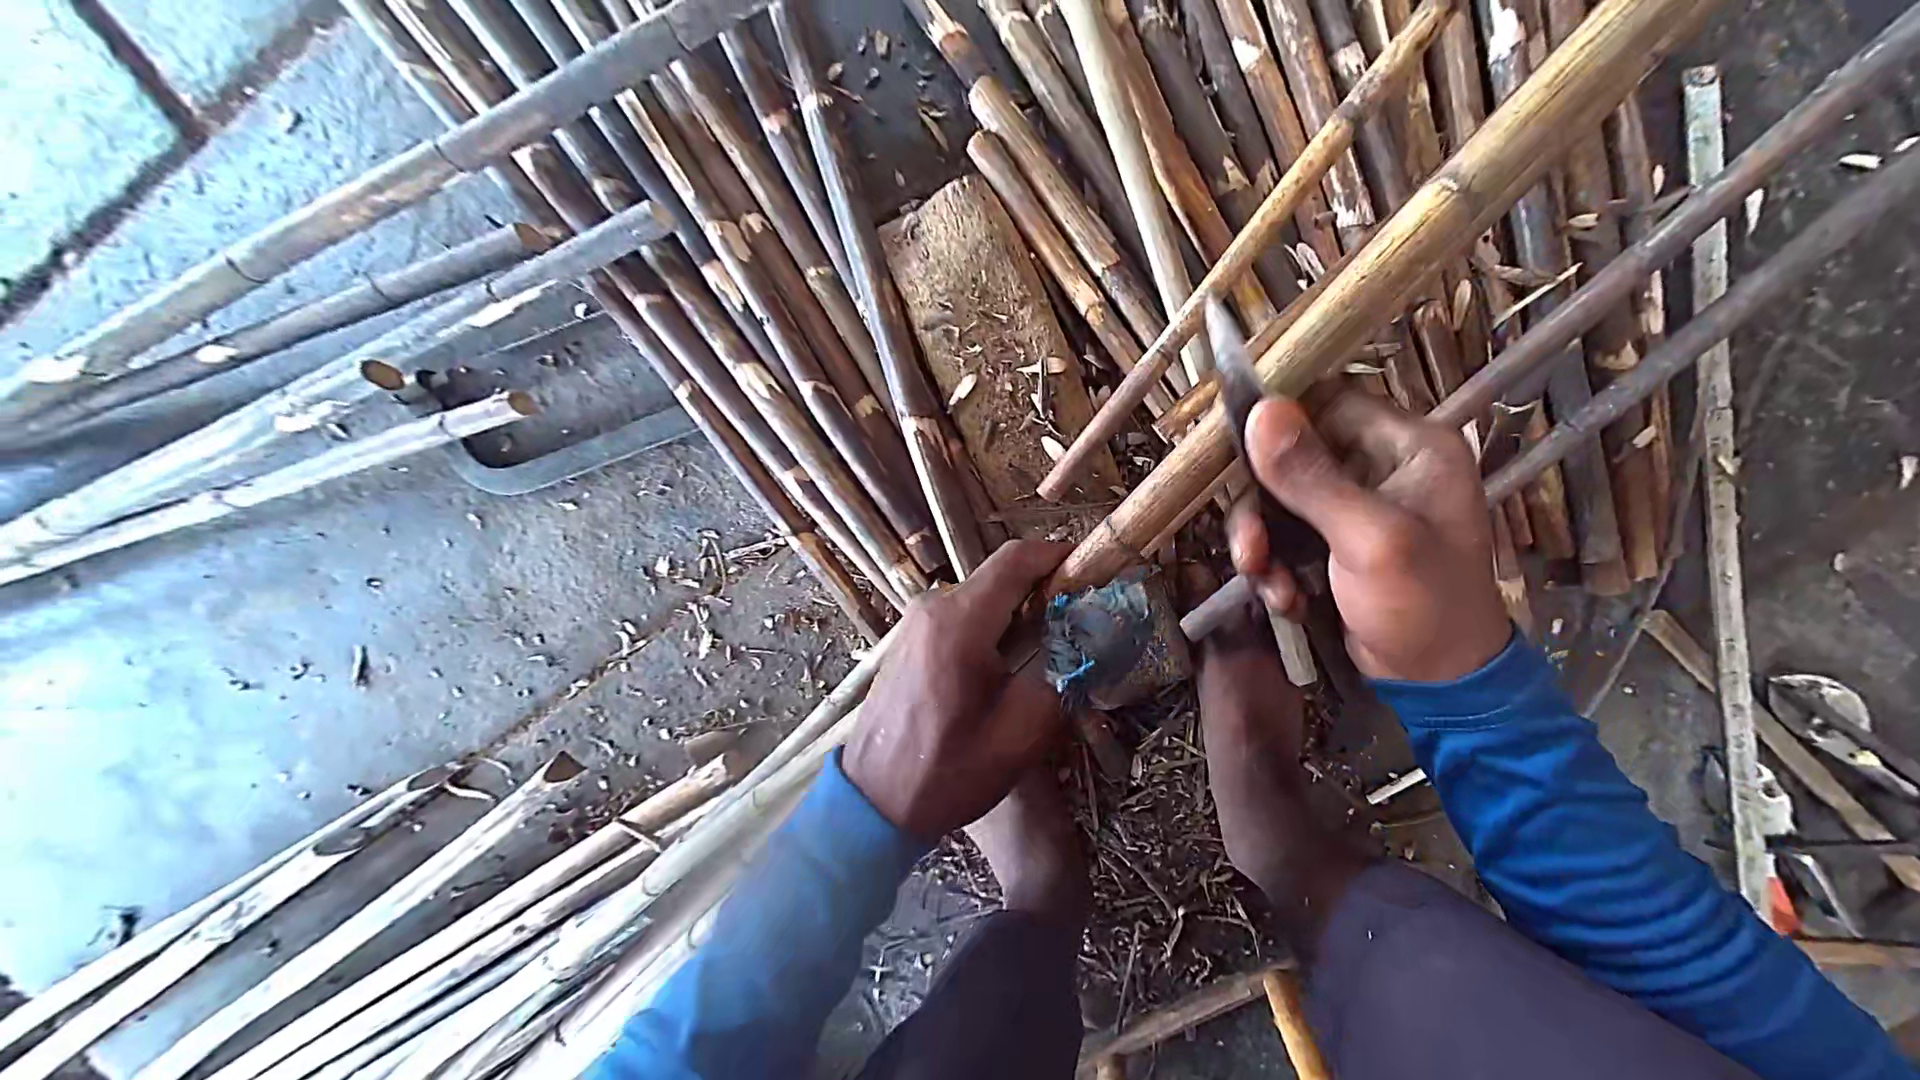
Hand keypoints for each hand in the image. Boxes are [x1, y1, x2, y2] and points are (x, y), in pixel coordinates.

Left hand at [842, 540, 1069, 837]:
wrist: (872, 800)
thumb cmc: (947, 773)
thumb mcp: (1020, 735)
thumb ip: (1061, 675)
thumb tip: (1086, 639)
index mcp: (959, 623)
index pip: (1015, 560)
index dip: (1058, 556)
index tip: (1090, 570)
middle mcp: (932, 608)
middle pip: (999, 577)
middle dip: (1043, 591)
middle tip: (1079, 624)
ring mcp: (915, 621)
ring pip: (981, 596)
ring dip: (1018, 613)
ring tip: (1047, 651)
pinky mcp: (910, 638)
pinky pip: (960, 615)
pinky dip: (991, 625)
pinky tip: (1005, 664)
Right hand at [1229, 393, 1510, 682]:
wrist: (1434, 682)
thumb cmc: (1422, 604)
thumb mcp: (1368, 539)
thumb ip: (1312, 477)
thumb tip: (1261, 410)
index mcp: (1407, 447)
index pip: (1329, 401)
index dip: (1279, 421)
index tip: (1239, 452)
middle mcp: (1376, 467)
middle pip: (1289, 457)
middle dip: (1261, 507)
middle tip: (1252, 549)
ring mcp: (1349, 506)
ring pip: (1275, 500)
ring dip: (1261, 543)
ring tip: (1265, 581)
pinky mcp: (1327, 540)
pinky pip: (1279, 534)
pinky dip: (1272, 565)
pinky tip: (1285, 598)